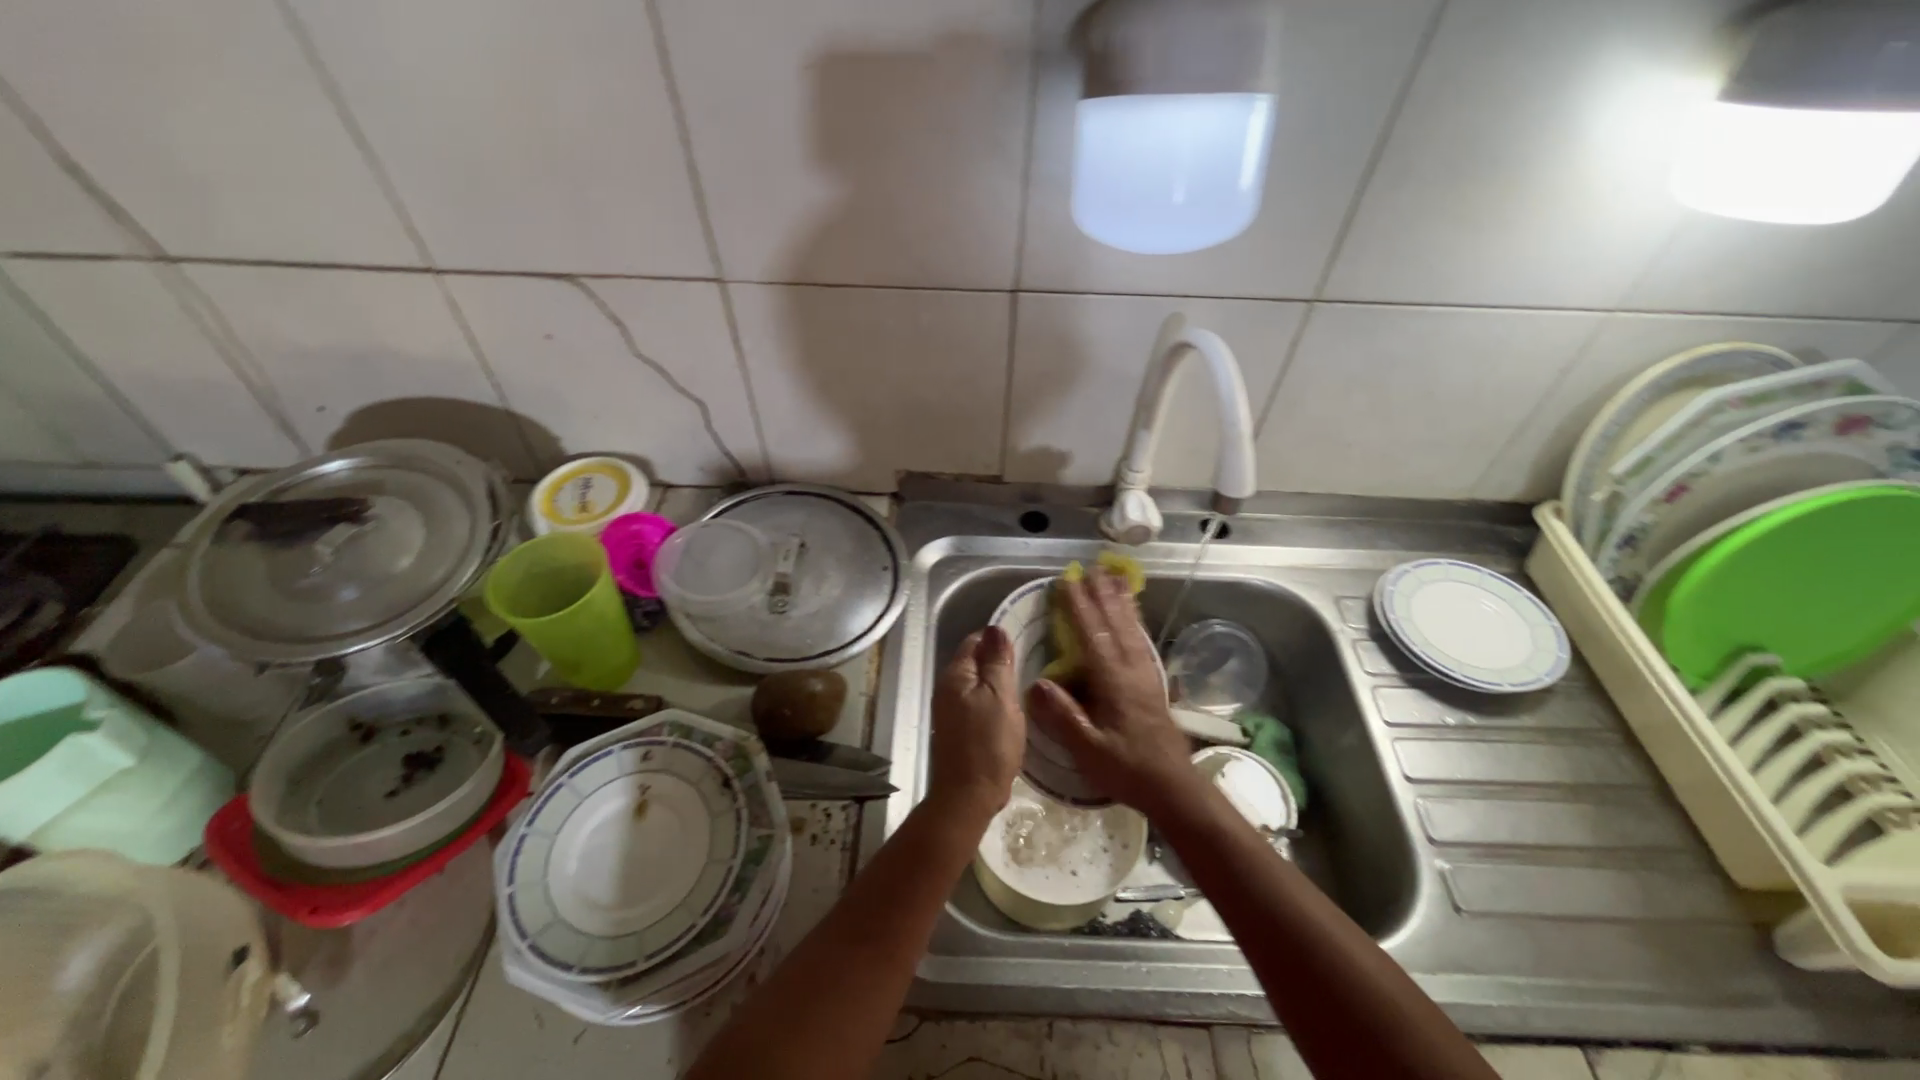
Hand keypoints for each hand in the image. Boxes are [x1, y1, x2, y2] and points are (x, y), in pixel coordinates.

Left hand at [928, 626, 1025, 822]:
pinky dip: (994, 703)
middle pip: (974, 662)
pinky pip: (978, 705)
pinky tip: (1012, 711)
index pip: (975, 641)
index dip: (998, 639)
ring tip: (1026, 685)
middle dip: (999, 660)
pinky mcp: (958, 731)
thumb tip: (995, 627)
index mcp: (955, 675)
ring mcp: (950, 711)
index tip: (1027, 641)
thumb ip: (998, 661)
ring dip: (998, 683)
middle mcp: (946, 689)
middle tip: (1032, 663)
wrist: (968, 795)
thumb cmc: (988, 742)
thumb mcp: (1000, 696)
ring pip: (977, 685)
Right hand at [1027, 570, 1195, 815]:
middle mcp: (1132, 671)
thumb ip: (1062, 717)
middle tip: (1091, 569)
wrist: (1173, 787)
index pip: (1093, 635)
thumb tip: (1036, 683)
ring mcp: (1146, 676)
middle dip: (1102, 595)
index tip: (1067, 582)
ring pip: (1132, 629)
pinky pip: (1142, 642)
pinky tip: (1132, 618)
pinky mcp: (1153, 685)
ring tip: (1115, 579)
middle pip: (1115, 624)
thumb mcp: (1088, 750)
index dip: (1079, 607)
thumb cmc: (1128, 770)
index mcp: (1114, 682)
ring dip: (1121, 602)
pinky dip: (1135, 623)